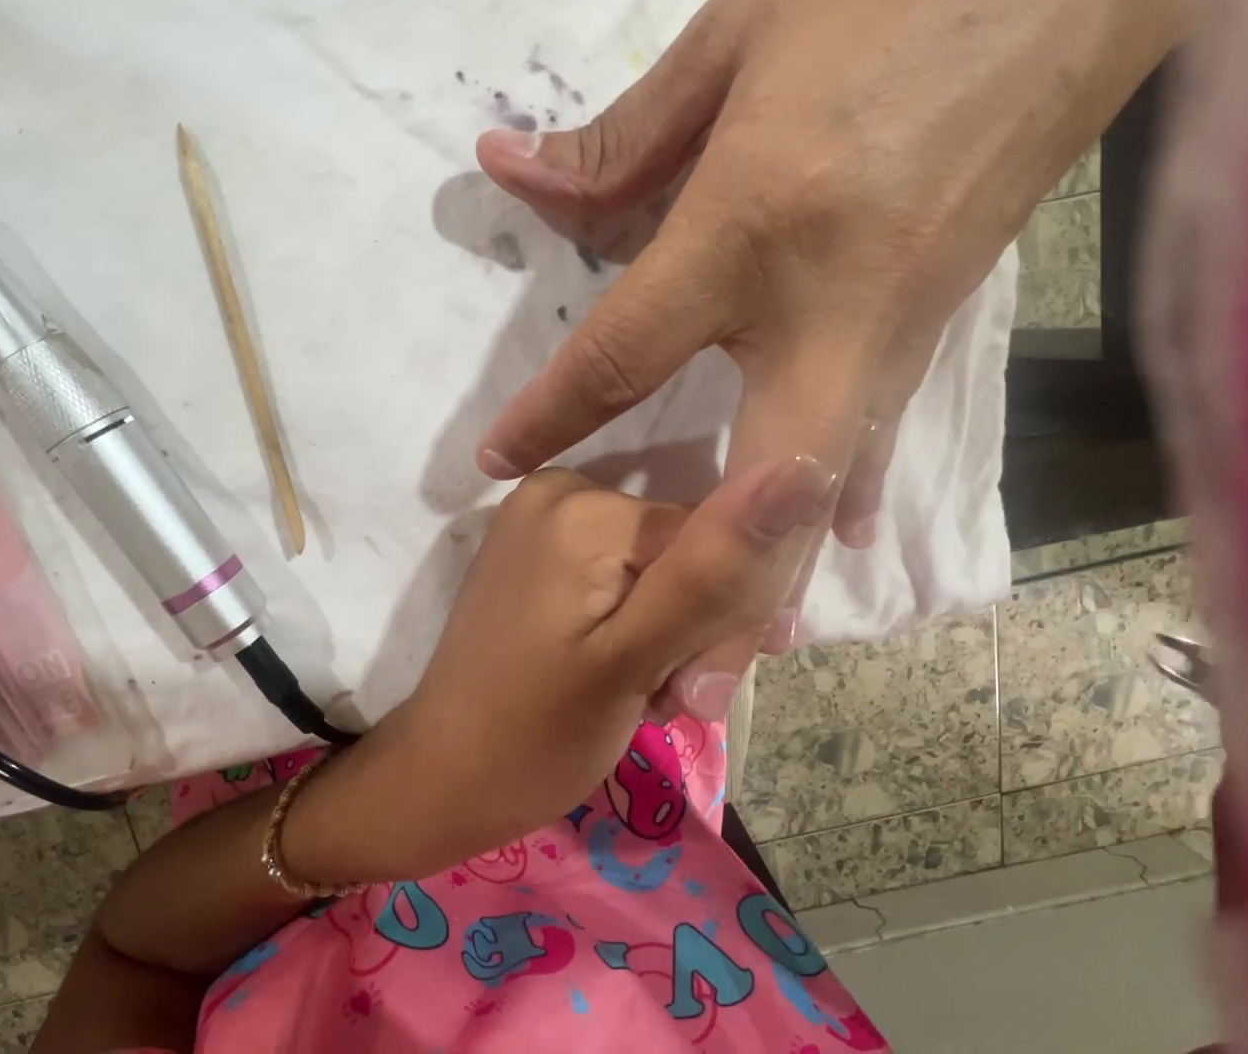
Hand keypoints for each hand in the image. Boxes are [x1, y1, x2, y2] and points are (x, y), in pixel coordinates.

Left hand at [283, 458, 833, 884]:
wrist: (441, 782)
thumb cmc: (535, 739)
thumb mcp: (633, 661)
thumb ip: (714, 570)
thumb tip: (806, 465)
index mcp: (586, 505)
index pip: (722, 537)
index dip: (725, 620)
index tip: (689, 685)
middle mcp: (562, 489)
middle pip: (691, 549)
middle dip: (692, 631)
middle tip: (650, 695)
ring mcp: (544, 519)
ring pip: (664, 568)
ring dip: (667, 636)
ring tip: (629, 692)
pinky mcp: (538, 552)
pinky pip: (622, 574)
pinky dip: (633, 627)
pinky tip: (611, 672)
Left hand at [474, 0, 1190, 713]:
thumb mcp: (736, 39)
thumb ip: (617, 137)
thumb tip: (506, 168)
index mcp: (752, 225)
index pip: (621, 352)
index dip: (551, 413)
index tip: (495, 466)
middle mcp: (825, 306)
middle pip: (756, 475)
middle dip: (716, 579)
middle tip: (676, 676)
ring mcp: (894, 330)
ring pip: (827, 483)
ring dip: (786, 577)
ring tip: (739, 659)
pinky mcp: (940, 328)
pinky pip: (879, 435)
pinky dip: (841, 499)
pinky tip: (824, 547)